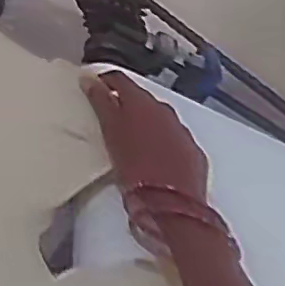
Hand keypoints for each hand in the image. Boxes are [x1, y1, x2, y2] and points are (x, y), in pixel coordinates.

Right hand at [83, 69, 208, 199]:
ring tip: (132, 138)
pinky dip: (163, 141)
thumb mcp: (108, 129)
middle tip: (110, 115)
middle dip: (126, 103)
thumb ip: (99, 100)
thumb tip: (89, 79)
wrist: (171, 207)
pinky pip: (175, 139)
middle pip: (140, 98)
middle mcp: (164, 111)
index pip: (118, 78)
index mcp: (140, 101)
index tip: (93, 85)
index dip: (103, 79)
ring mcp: (182, 132)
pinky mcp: (195, 155)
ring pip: (159, 119)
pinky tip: (154, 155)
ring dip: (146, 123)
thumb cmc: (133, 164)